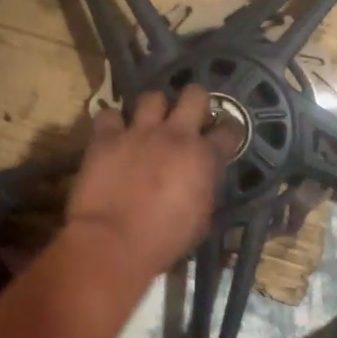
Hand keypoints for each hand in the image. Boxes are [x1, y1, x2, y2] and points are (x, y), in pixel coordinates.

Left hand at [65, 85, 239, 275]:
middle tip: (187, 118)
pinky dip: (112, 123)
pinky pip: (109, 115)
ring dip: (153, 109)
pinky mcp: (107, 137)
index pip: (230, 129)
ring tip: (148, 124)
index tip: (223, 138)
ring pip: (152, 97)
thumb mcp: (201, 221)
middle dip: (194, 102)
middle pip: (194, 94)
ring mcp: (140, 132)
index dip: (228, 132)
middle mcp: (176, 135)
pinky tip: (113, 135)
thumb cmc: (164, 240)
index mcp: (204, 157)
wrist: (114, 243)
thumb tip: (204, 184)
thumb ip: (206, 192)